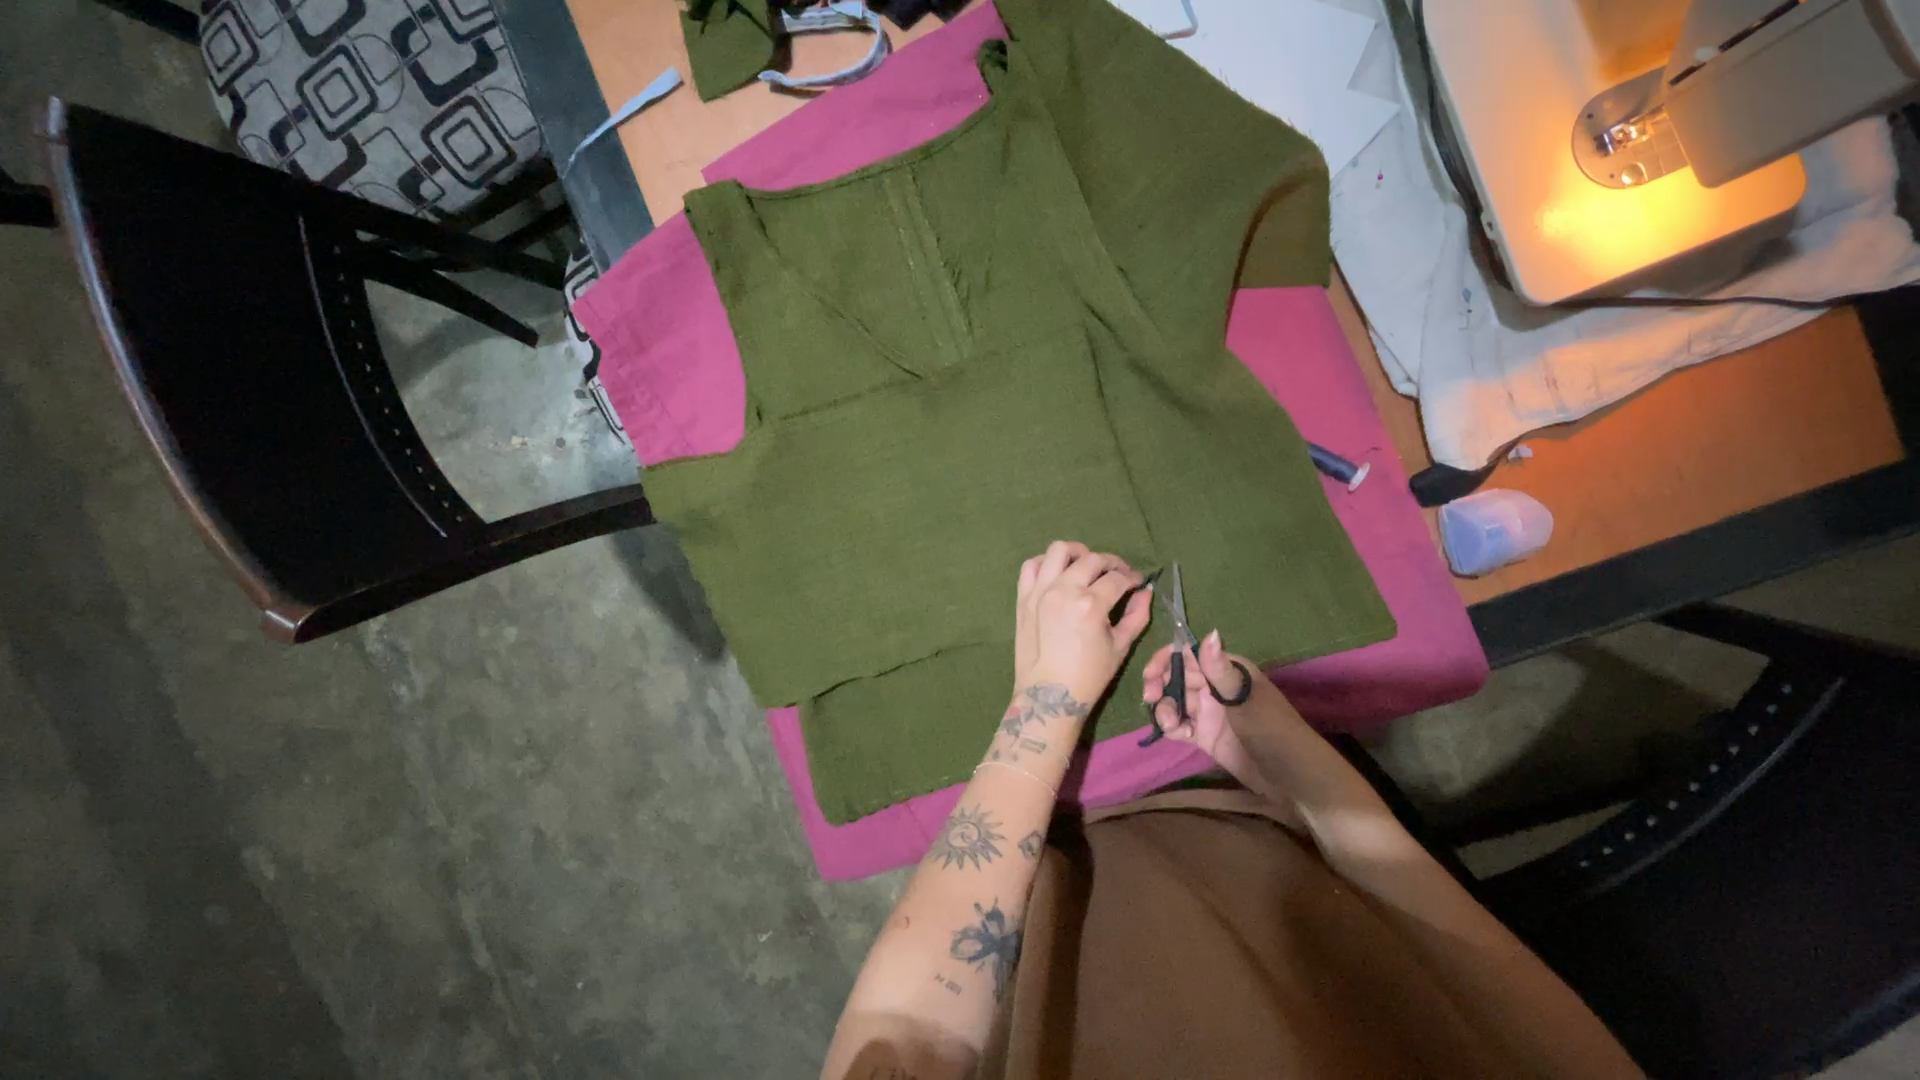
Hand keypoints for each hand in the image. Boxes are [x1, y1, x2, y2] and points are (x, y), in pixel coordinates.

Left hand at [1013, 541, 1151, 697]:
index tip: (1137, 582)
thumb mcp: (1120, 647)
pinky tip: (1057, 572)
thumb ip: (1137, 616)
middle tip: (1118, 574)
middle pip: (1092, 559)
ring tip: (1086, 564)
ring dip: (1077, 553)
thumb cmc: (1089, 675)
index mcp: (1091, 605)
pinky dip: (1045, 563)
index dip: (1132, 577)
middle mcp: (1064, 590)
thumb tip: (1145, 593)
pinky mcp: (1023, 597)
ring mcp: (1040, 591)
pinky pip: (1031, 566)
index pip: (1117, 578)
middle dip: (1111, 563)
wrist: (1049, 695)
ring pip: (1058, 551)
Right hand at [1142, 630, 1290, 794]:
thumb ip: (1221, 670)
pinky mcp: (1204, 736)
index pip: (1189, 653)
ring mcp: (1209, 712)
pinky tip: (1178, 735)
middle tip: (1150, 698)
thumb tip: (1208, 631)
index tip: (1151, 673)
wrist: (1292, 779)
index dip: (1166, 659)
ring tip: (1171, 724)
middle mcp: (1216, 687)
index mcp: (1228, 670)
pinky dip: (1171, 728)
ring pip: (1173, 701)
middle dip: (1158, 684)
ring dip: (1164, 709)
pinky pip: (1179, 725)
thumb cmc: (1273, 731)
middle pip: (1176, 676)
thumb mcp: (1245, 700)